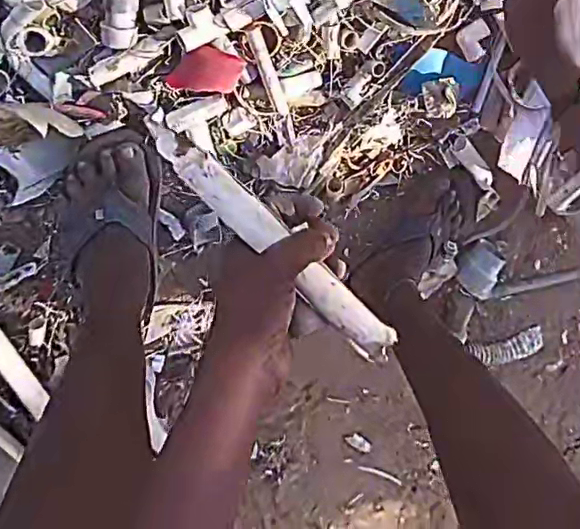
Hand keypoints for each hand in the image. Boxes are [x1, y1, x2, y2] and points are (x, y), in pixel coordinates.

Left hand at [204, 194, 336, 386]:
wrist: (248, 370)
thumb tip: (325, 236)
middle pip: (295, 241)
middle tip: (329, 247)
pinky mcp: (285, 314)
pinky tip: (320, 309)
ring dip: (324, 274)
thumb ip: (305, 244)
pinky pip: (310, 298)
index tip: (316, 211)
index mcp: (245, 249)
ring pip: (307, 270)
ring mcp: (271, 292)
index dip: (295, 208)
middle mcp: (256, 267)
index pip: (271, 214)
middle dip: (317, 244)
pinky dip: (319, 302)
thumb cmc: (251, 317)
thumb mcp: (279, 267)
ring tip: (334, 277)